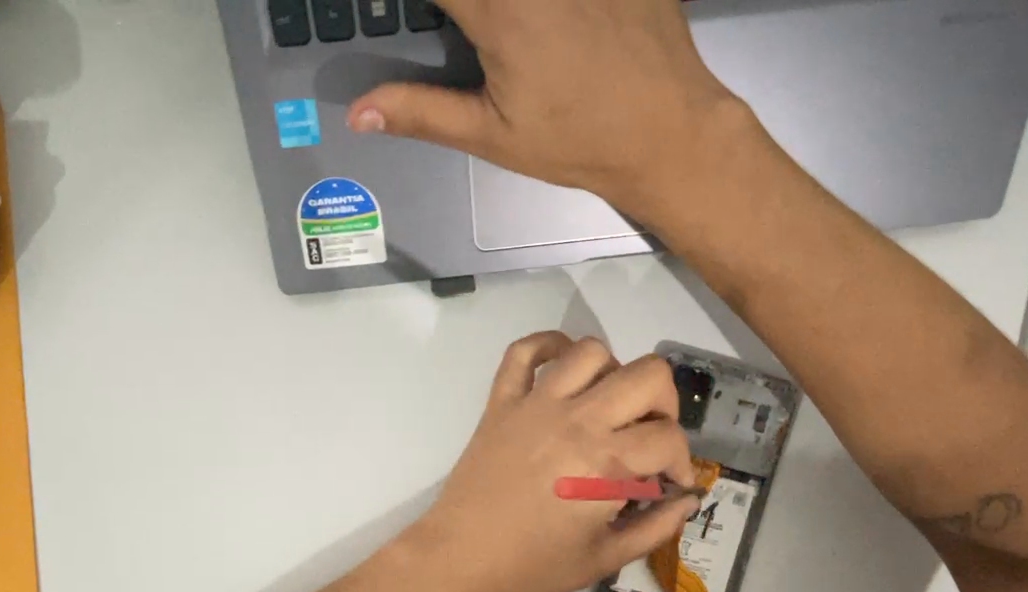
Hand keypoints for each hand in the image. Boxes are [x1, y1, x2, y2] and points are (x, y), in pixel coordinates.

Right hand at [346, 0, 755, 217]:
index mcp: (499, 10)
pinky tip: (552, 22)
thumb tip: (359, 113)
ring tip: (512, 34)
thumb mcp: (493, 136)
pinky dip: (552, 4)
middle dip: (463, 3)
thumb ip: (422, 113)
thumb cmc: (580, 141)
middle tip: (469, 28)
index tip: (408, 10)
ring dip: (499, 5)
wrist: (668, 133)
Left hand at [399, 332, 697, 591]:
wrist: (460, 560)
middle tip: (650, 438)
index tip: (669, 483)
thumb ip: (655, 528)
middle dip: (664, 405)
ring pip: (591, 351)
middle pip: (647, 375)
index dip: (681, 462)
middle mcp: (576, 420)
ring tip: (607, 407)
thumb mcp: (605, 559)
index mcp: (606, 464)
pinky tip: (562, 369)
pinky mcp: (500, 402)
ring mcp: (535, 405)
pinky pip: (524, 351)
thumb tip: (688, 500)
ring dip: (613, 372)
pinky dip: (547, 346)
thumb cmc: (533, 566)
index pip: (668, 438)